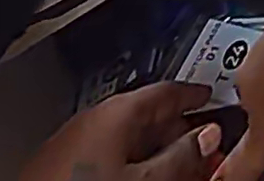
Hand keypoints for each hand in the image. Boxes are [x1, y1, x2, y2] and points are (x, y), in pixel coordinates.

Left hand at [19, 82, 222, 180]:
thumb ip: (181, 157)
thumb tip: (208, 137)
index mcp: (115, 113)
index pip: (169, 90)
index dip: (195, 96)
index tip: (211, 99)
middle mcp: (91, 122)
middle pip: (147, 116)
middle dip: (175, 132)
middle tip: (199, 148)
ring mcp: (68, 149)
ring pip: (124, 142)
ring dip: (151, 154)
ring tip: (168, 174)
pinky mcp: (53, 174)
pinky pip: (102, 160)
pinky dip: (125, 167)